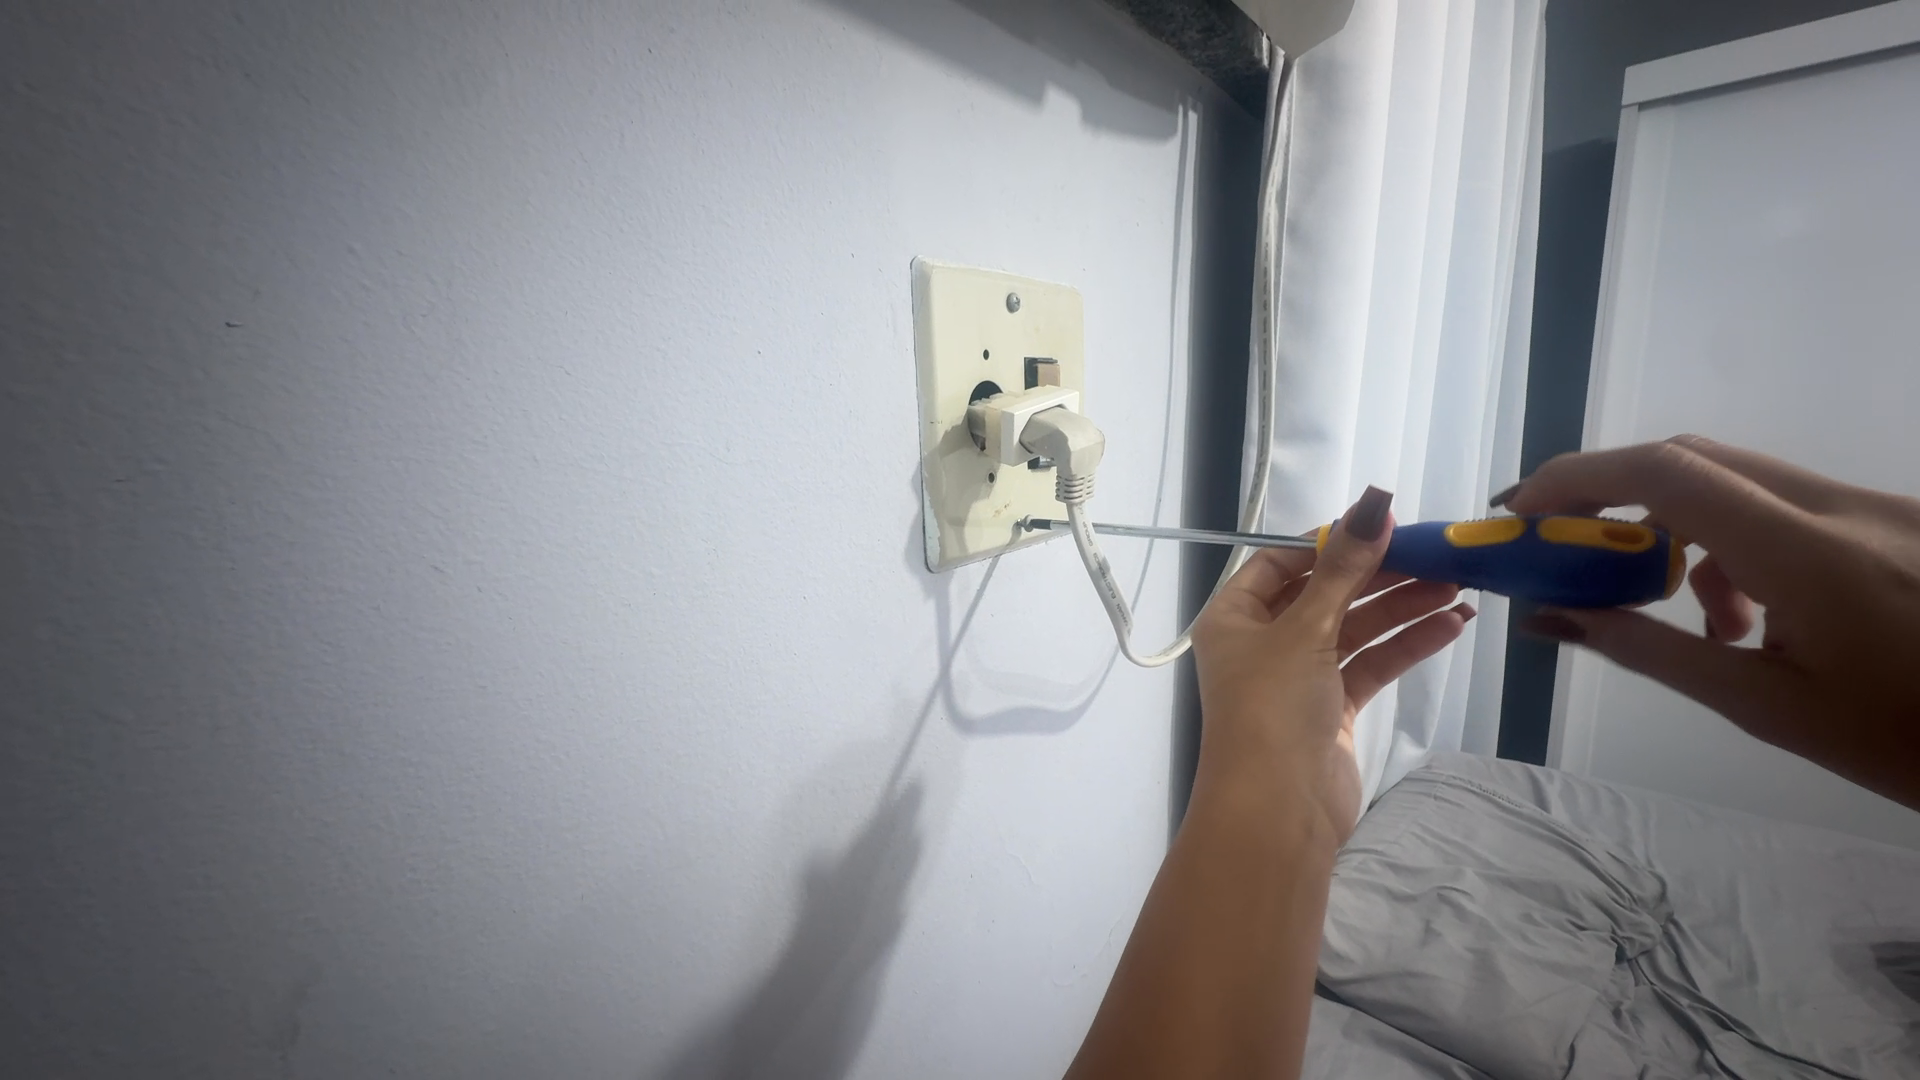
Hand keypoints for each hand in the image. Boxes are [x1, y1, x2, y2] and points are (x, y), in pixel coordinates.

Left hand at [1190, 486, 1475, 840]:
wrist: (1277, 807)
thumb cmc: (1273, 705)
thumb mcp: (1305, 629)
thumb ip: (1342, 569)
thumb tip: (1373, 504)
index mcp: (1232, 617)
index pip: (1277, 563)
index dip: (1325, 543)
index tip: (1378, 527)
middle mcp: (1259, 641)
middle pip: (1320, 594)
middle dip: (1374, 574)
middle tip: (1433, 553)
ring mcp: (1296, 676)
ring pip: (1350, 628)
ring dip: (1399, 607)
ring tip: (1457, 585)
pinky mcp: (1330, 707)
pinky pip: (1368, 664)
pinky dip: (1405, 645)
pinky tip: (1452, 625)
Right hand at [1502, 435, 1919, 808]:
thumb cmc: (1917, 743)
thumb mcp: (1766, 706)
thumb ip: (1645, 649)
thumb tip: (1545, 617)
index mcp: (1814, 555)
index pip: (1667, 473)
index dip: (1575, 478)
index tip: (1520, 514)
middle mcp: (1848, 509)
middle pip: (1691, 456)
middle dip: (1605, 488)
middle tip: (1558, 536)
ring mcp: (1881, 508)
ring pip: (1733, 479)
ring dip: (1666, 522)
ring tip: (1669, 602)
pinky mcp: (1897, 521)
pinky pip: (1779, 503)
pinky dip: (1724, 540)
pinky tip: (1743, 611)